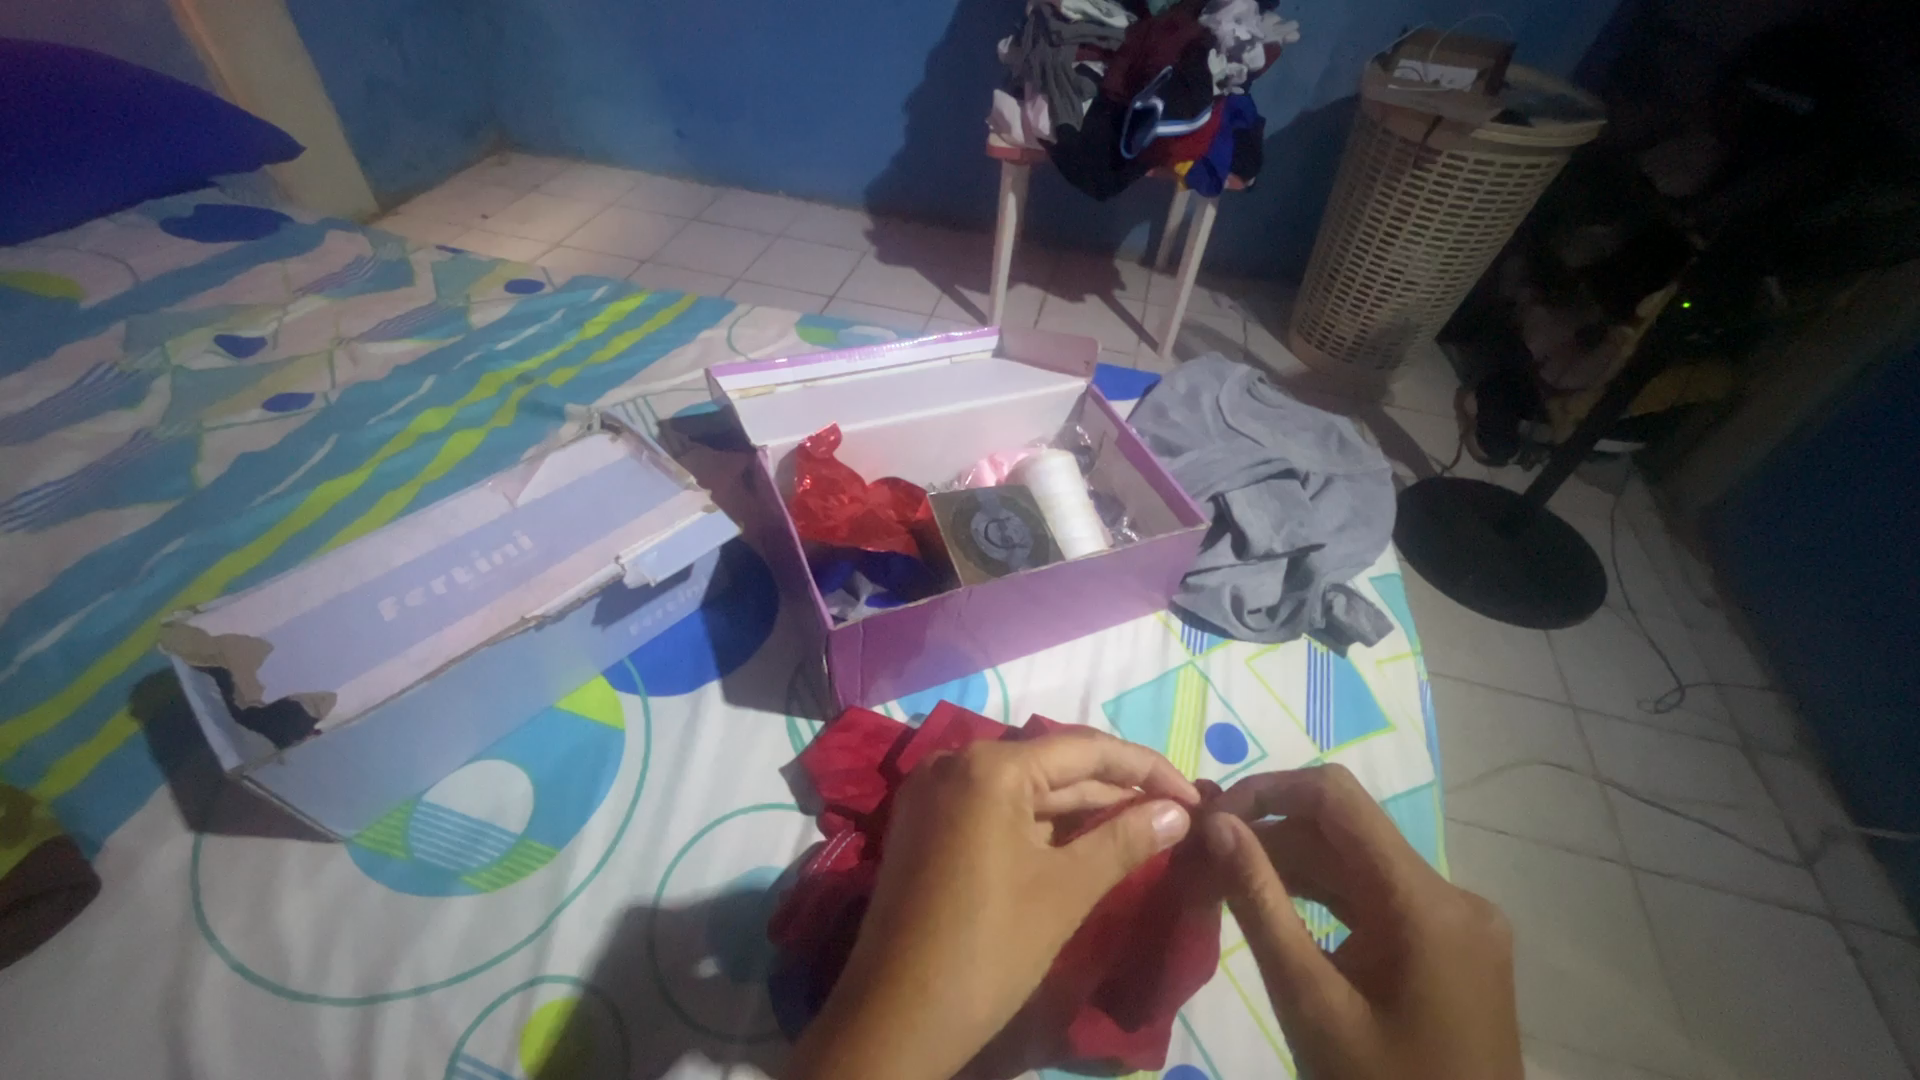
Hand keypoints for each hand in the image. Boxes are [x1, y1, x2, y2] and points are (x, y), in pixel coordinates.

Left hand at [785, 730, 1200, 1079]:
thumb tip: (1178, 811)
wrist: (896, 1018)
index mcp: (989, 766)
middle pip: (1052, 764)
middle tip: (1173, 812)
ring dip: (1080, 806)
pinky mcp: (927, 823)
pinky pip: (996, 807)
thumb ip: (1126, 839)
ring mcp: (935, 792)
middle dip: (1115, 788)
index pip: (1084, 749)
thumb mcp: (1067, 891)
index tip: (1194, 795)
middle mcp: (955, 761)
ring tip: (1141, 824)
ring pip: (1025, 788)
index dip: (1145, 768)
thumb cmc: (989, 949)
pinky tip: (1082, 838)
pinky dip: (1041, 822)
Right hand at [1204, 765, 1521, 1079]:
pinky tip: (1273, 906)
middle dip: (1268, 834)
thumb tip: (1215, 822)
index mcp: (1426, 903)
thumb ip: (1259, 901)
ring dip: (1289, 864)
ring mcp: (1455, 921)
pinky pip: (1374, 896)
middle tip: (1202, 860)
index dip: (1266, 790)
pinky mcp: (1449, 945)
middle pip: (1343, 830)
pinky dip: (1321, 894)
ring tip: (1224, 881)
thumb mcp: (1308, 1001)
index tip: (1212, 819)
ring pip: (1355, 861)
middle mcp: (1451, 895)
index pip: (1336, 797)